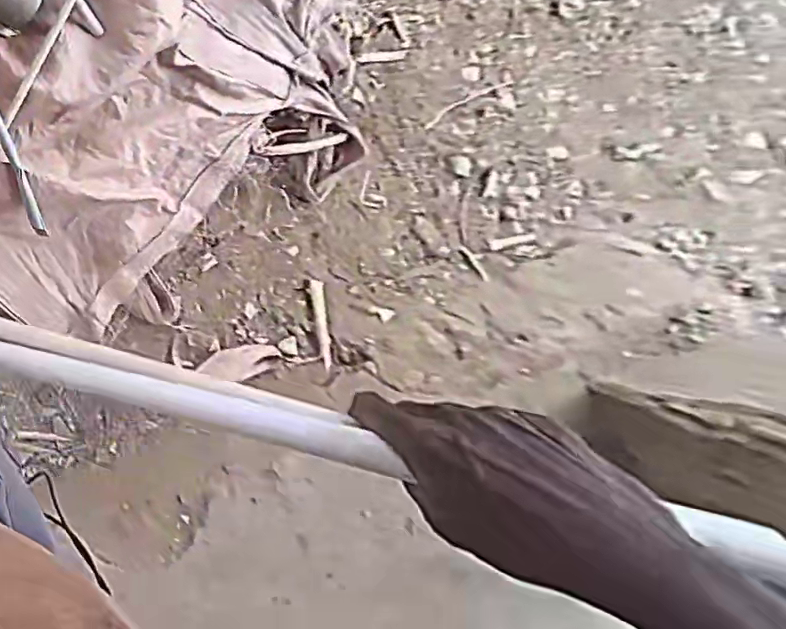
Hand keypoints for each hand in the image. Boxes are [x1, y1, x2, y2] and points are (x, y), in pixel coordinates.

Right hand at [351, 392, 784, 628]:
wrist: (635, 559)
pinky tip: (530, 480)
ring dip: (463, 441)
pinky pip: (502, 423)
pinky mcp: (540, 421)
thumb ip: (420, 488)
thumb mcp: (457, 528)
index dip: (350, 416)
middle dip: (416, 436)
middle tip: (438, 471)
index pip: (366, 409)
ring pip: (458, 418)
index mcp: (430, 443)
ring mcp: (501, 417)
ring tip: (498, 486)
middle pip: (414, 413)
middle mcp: (459, 419)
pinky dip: (505, 443)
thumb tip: (412, 473)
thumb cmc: (545, 550)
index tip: (331, 416)